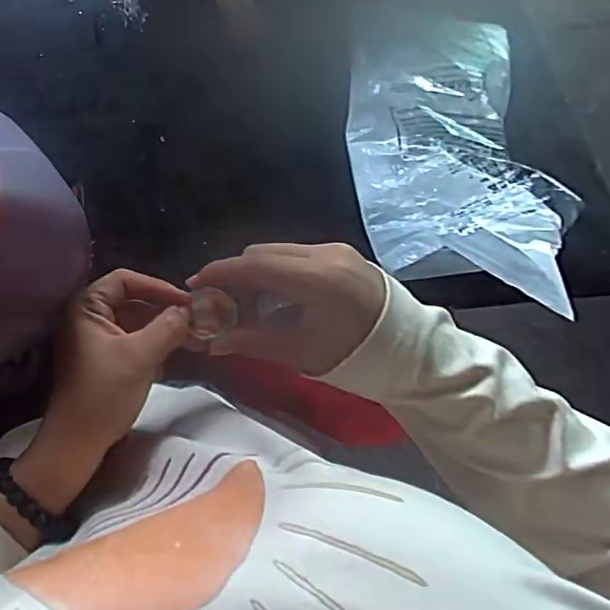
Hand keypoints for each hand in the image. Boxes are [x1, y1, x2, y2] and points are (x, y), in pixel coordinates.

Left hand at [41, 269, 195, 461]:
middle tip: (197, 323)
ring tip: (194, 341)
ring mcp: (94, 338)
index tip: (186, 302)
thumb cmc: (103, 393)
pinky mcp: (103, 358)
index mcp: (87, 306)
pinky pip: (132, 341)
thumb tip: (188, 311)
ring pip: (136, 323)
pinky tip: (172, 359)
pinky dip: (153, 346)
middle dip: (165, 312)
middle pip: (133, 300)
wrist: (77, 442)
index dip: (158, 287)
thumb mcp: (140, 357)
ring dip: (163, 330)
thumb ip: (167, 328)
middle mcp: (87, 316)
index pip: (126, 280)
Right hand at [187, 243, 386, 374]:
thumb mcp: (303, 353)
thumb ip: (255, 342)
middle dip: (235, 274)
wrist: (413, 351)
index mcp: (319, 280)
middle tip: (219, 302)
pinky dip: (276, 270)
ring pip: (278, 251)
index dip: (221, 273)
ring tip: (246, 303)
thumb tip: (213, 342)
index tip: (196, 284)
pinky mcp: (342, 253)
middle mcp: (326, 254)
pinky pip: (296, 254)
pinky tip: (274, 295)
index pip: (256, 266)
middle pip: (263, 254)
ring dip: (255, 271)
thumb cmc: (358, 359)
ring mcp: (336, 250)